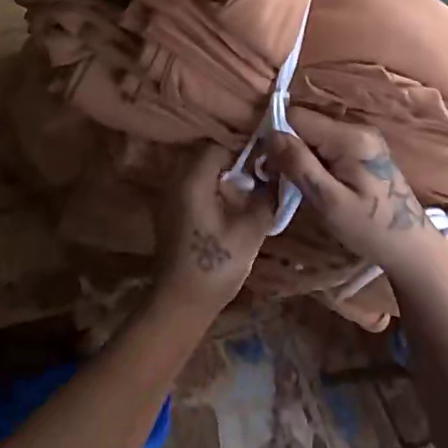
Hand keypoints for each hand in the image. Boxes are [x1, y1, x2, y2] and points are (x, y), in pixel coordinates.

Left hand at [153, 143, 274, 313]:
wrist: (180, 302)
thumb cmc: (215, 266)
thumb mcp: (249, 232)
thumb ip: (265, 199)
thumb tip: (278, 177)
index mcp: (192, 180)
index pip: (218, 146)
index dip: (244, 146)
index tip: (269, 151)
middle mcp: (175, 181)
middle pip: (208, 156)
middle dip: (237, 158)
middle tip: (265, 165)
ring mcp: (170, 197)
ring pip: (201, 172)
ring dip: (226, 173)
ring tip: (255, 182)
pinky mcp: (171, 212)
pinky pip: (194, 187)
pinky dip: (214, 187)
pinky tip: (235, 200)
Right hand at [262, 109, 439, 268]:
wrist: (412, 248)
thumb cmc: (370, 228)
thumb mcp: (328, 201)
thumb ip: (299, 164)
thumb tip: (271, 133)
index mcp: (349, 137)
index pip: (296, 116)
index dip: (277, 136)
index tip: (271, 165)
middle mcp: (357, 129)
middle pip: (305, 124)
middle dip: (288, 147)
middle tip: (285, 181)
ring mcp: (362, 138)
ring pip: (313, 134)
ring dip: (300, 155)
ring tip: (302, 185)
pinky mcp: (363, 149)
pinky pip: (326, 144)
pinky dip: (314, 160)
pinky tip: (318, 183)